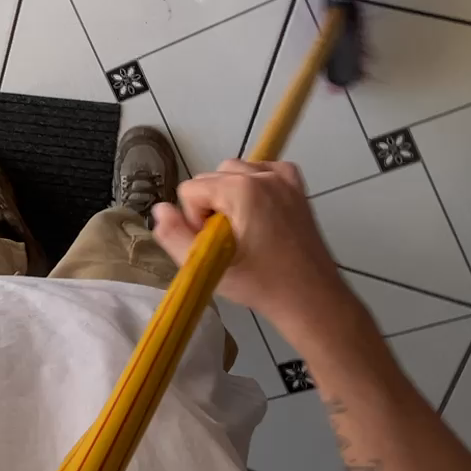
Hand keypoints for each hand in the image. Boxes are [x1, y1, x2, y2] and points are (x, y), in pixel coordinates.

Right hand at [150, 160, 358, 333]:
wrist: (311, 299)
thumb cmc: (259, 284)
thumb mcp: (206, 264)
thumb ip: (174, 234)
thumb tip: (160, 209)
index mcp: (241, 189)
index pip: (190, 190)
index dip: (194, 220)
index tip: (213, 244)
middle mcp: (263, 175)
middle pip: (209, 178)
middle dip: (209, 206)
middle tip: (226, 240)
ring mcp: (283, 178)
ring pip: (232, 172)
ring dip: (227, 196)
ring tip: (240, 228)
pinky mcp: (296, 186)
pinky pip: (261, 171)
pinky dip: (252, 186)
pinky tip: (256, 212)